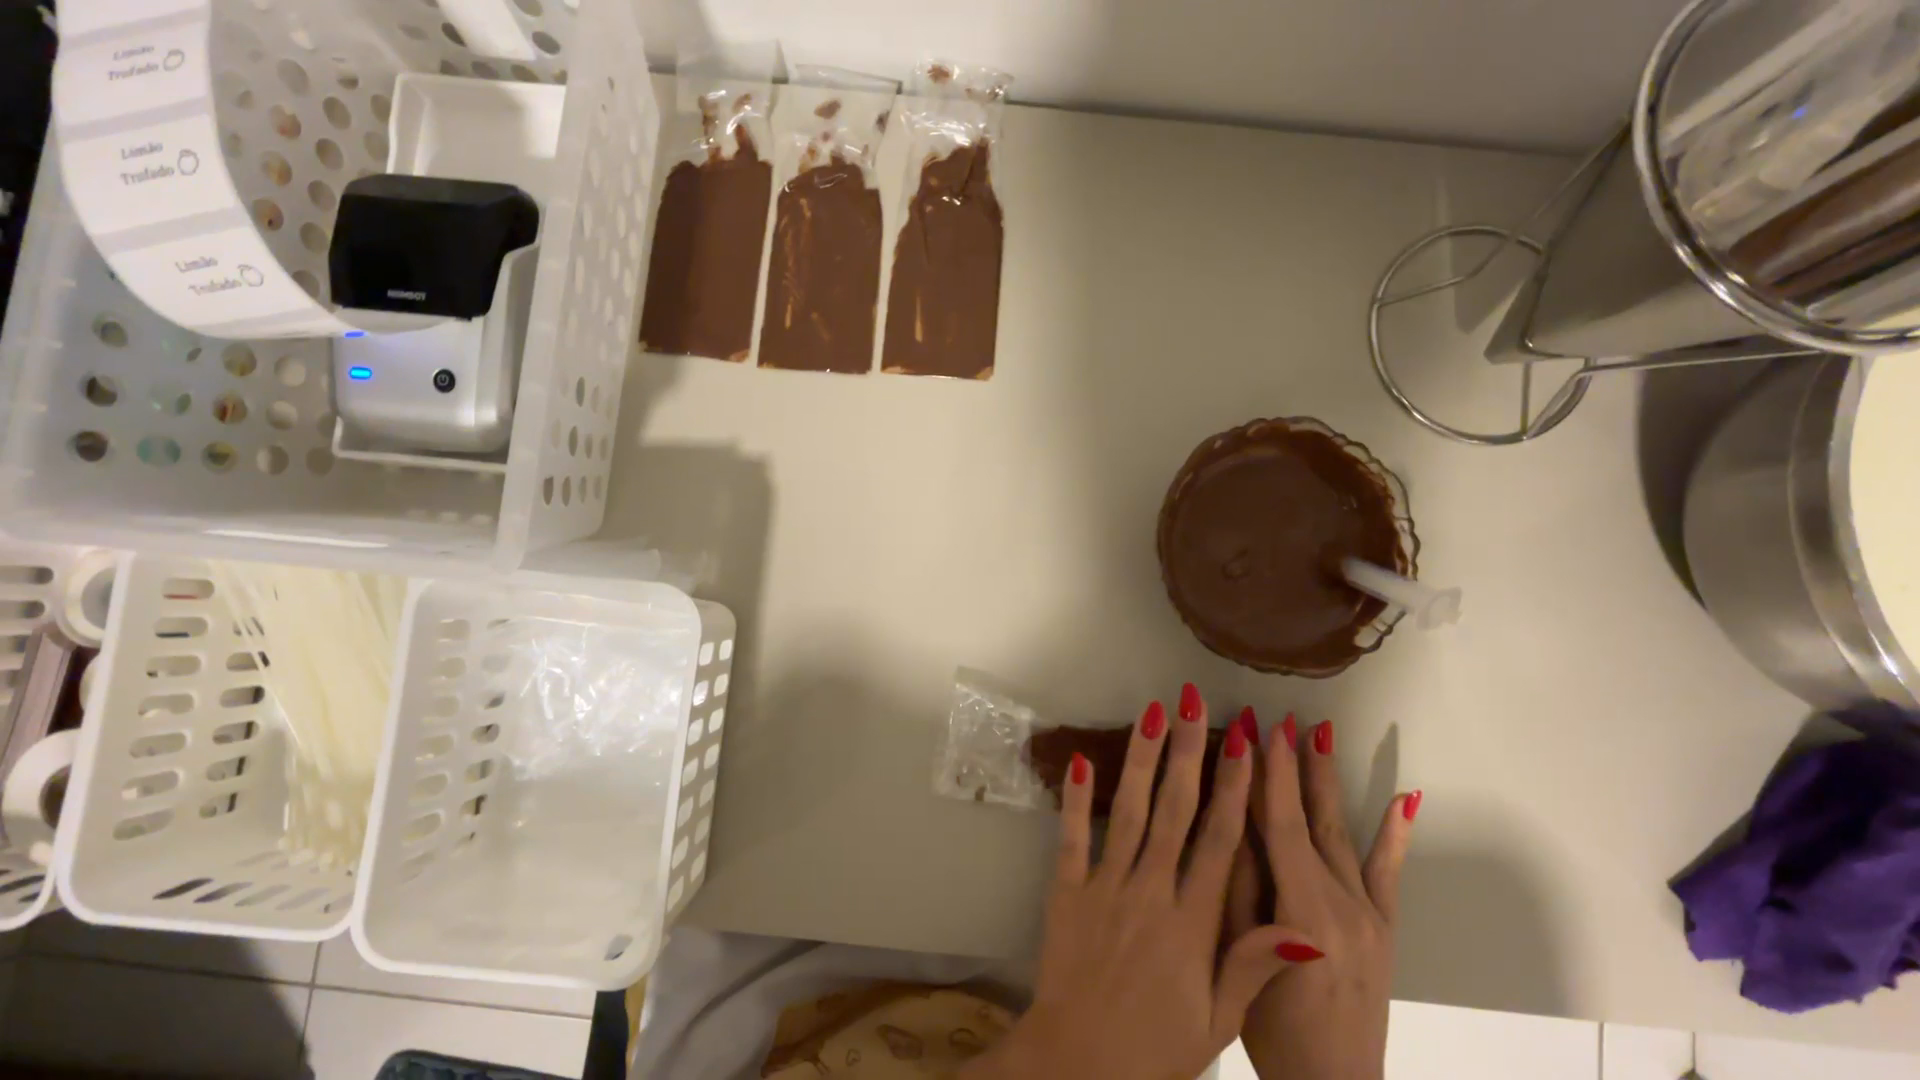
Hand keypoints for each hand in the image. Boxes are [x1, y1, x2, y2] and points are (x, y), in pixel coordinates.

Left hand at [964, 686, 1322, 1079]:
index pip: (1221, 841)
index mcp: (1193, 922)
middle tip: (1193, 703)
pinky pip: (1071, 839)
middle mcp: (1150, 892)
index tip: (1246, 743)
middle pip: (1174, 811)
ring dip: (1139, 760)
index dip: (1236, 788)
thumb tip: (1308, 928)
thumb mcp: (1216, 1019)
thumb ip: (1254, 965)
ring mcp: (1104, 888)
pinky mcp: (1066, 894)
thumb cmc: (1156, 1048)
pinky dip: (1075, 800)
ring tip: (1150, 713)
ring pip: (1127, 813)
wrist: (1076, 1064)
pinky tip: (1080, 760)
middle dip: (1187, 752)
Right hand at [1228, 715, 1418, 1079]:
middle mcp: (1344, 905)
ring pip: (1344, 835)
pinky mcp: (1386, 928)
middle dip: (1295, 766)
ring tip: (1323, 735)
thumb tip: (1231, 825)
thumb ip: (1239, 894)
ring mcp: (1371, 915)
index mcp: (1305, 915)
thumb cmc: (1272, 1032)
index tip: (1257, 728)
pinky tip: (1405, 798)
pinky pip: (1389, 874)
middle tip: (1285, 717)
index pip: (1281, 829)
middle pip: (1313, 822)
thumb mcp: (1240, 961)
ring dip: (1329, 783)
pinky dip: (1395, 834)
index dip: (1267, 776)